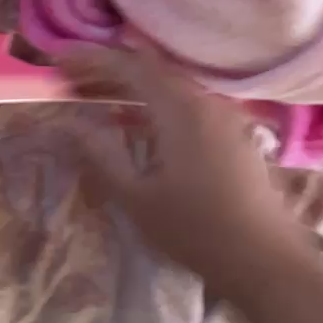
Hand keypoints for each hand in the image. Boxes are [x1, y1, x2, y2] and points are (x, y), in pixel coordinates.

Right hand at [57, 42, 309, 281]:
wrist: (266, 262)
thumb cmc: (194, 229)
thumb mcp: (133, 194)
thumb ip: (98, 153)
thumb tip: (65, 123)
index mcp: (182, 112)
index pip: (131, 67)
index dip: (91, 59)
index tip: (57, 61)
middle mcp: (207, 105)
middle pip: (151, 71)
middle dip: (105, 70)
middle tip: (65, 77)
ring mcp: (224, 120)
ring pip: (167, 87)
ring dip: (125, 86)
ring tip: (87, 94)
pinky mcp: (230, 137)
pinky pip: (182, 103)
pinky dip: (147, 102)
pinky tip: (125, 120)